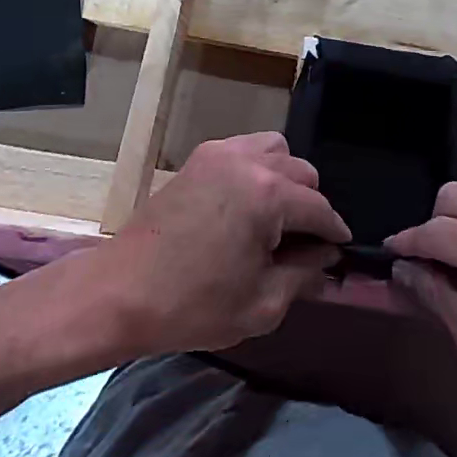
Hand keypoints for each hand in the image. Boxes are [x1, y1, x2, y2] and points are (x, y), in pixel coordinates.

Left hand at [16, 132, 350, 373]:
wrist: (116, 295)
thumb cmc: (191, 306)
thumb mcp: (261, 304)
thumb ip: (304, 275)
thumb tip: (327, 257)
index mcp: (269, 196)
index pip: (321, 209)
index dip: (335, 233)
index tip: (340, 251)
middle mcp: (250, 162)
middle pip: (304, 174)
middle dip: (311, 207)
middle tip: (302, 243)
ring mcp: (221, 154)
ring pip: (278, 152)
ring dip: (288, 179)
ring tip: (277, 215)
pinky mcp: (200, 158)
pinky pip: (247, 149)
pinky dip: (259, 167)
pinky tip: (249, 201)